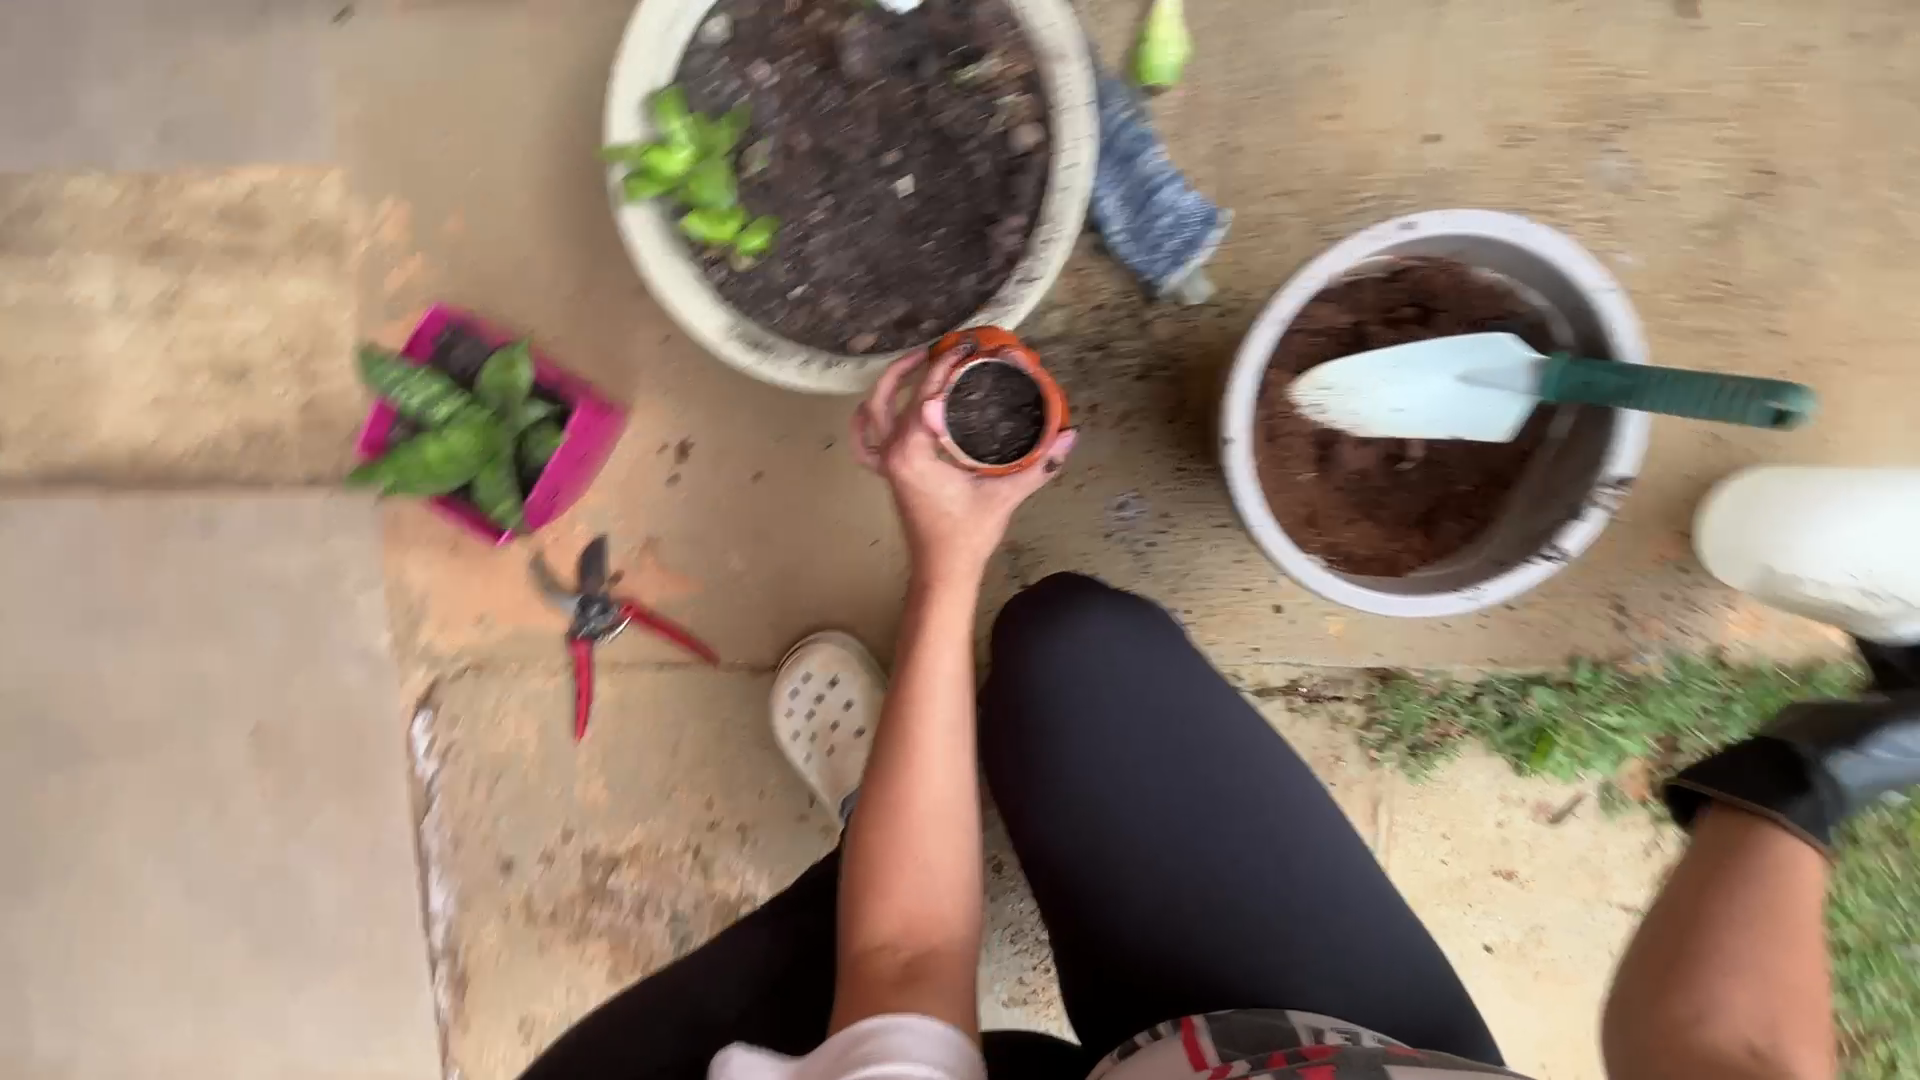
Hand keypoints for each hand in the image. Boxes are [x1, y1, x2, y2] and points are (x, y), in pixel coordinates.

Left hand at [852, 345, 1075, 587]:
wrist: (943, 569)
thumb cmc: (969, 534)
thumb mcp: (1005, 495)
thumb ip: (1039, 465)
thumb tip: (1070, 435)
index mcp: (914, 452)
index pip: (927, 395)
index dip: (947, 366)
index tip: (969, 347)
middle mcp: (893, 452)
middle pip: (897, 395)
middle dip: (922, 366)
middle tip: (949, 349)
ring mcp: (885, 463)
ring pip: (874, 411)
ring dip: (892, 383)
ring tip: (918, 362)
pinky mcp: (887, 474)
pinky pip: (864, 441)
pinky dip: (866, 420)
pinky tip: (875, 407)